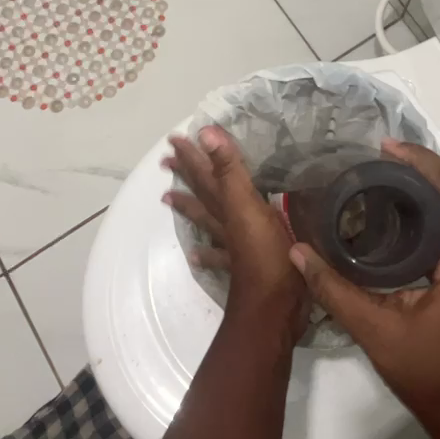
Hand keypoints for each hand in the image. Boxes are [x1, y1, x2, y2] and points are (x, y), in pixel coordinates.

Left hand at [164, 125, 309, 337]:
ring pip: (206, 221)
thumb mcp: (248, 204)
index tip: (174, 139)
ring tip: (168, 199)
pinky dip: (206, 254)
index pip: (207, 174)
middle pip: (202, 194)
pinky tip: (194, 256)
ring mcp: (233, 246)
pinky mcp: (243, 267)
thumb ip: (230, 169)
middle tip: (165, 161)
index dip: (193, 155)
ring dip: (189, 208)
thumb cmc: (265, 251)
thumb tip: (205, 133)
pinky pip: (219, 257)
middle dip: (186, 175)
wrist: (274, 304)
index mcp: (229, 204)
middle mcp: (226, 222)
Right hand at [288, 139, 439, 429]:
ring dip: (420, 190)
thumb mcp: (377, 332)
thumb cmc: (430, 374)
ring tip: (377, 177)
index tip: (385, 146)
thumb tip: (297, 251)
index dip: (421, 162)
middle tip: (373, 158)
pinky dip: (422, 214)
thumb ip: (335, 290)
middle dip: (416, 169)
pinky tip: (389, 216)